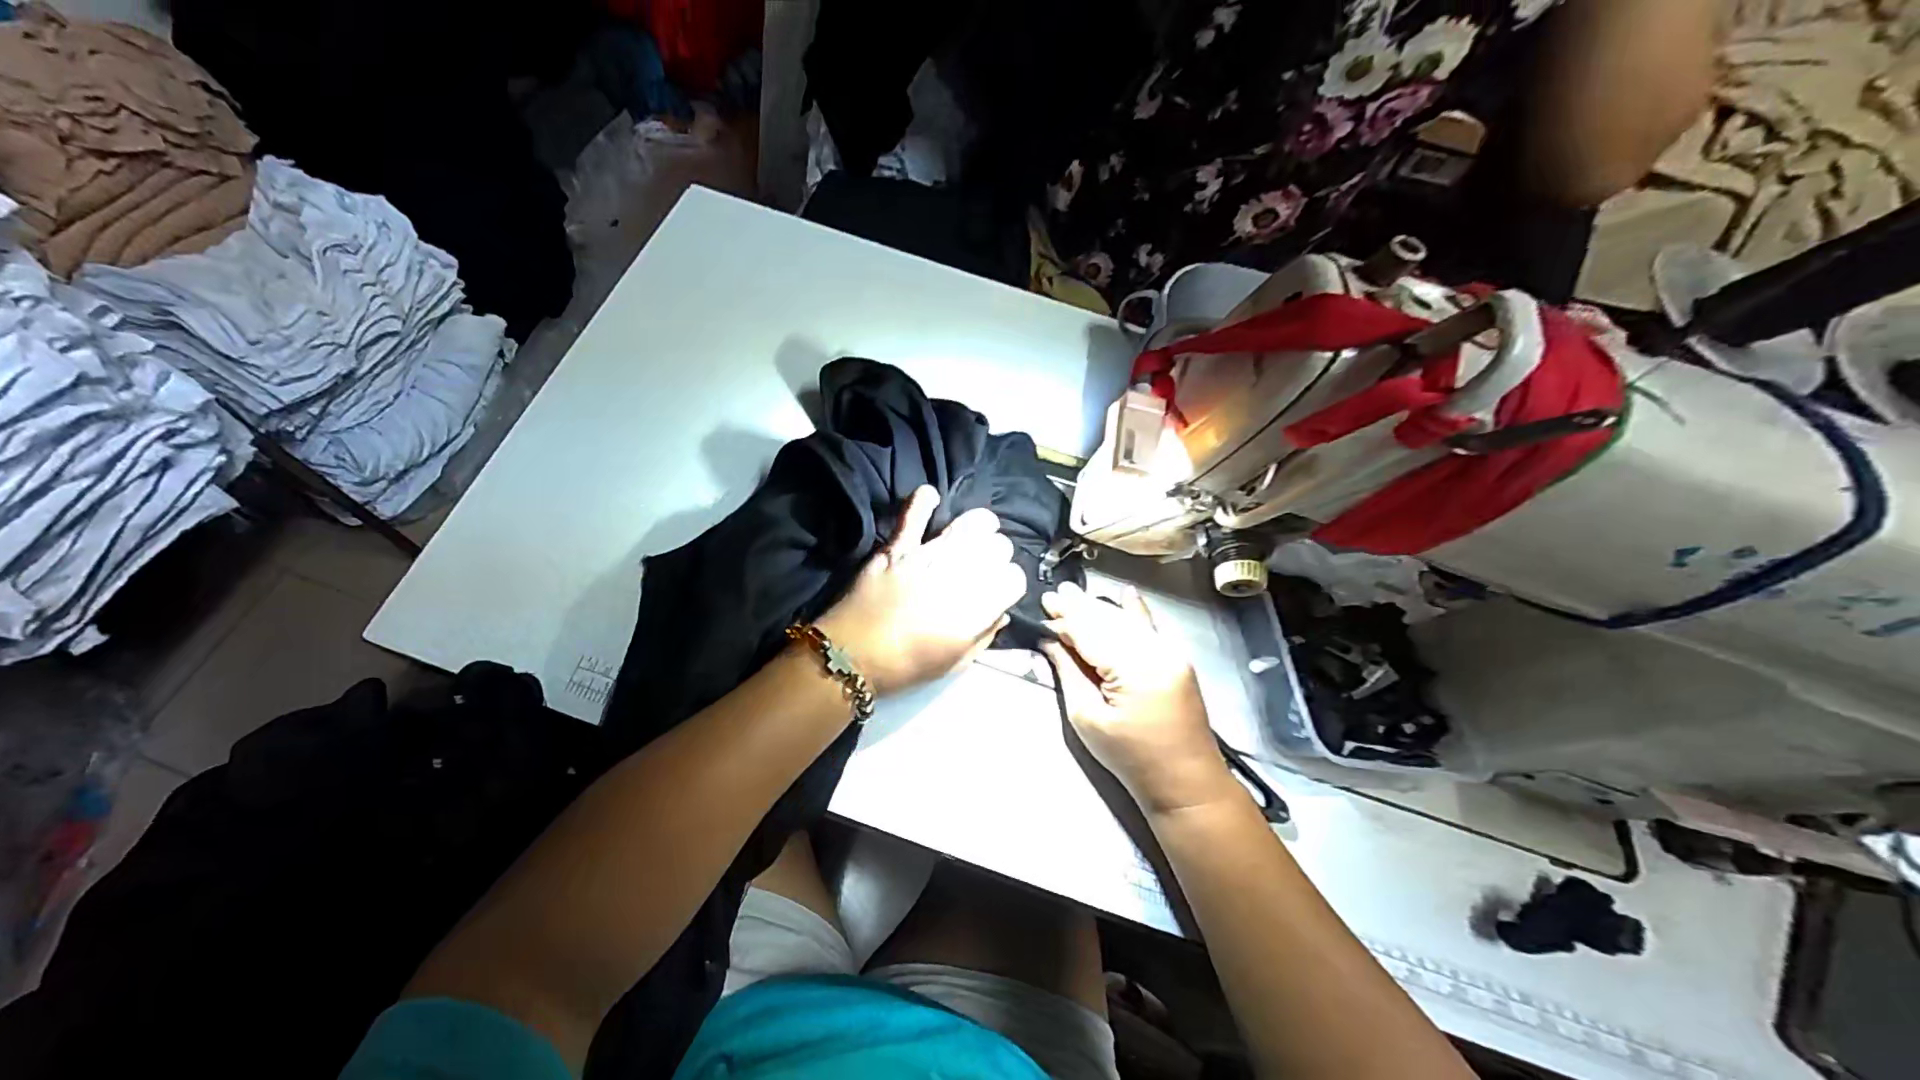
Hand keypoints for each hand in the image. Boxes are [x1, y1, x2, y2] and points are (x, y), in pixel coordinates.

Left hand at [816, 486, 1026, 695]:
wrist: (850, 657)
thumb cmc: (906, 667)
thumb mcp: (955, 663)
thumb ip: (983, 636)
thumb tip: (998, 613)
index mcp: (978, 607)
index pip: (1014, 578)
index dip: (1010, 583)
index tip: (1000, 590)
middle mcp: (961, 575)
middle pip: (998, 547)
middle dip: (997, 555)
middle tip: (986, 565)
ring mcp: (928, 556)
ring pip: (970, 525)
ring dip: (979, 526)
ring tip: (977, 530)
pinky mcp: (898, 547)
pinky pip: (915, 513)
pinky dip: (924, 501)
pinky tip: (931, 497)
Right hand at [1041, 582, 1235, 814]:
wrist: (1186, 783)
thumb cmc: (1132, 759)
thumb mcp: (1087, 719)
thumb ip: (1069, 673)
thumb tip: (1051, 641)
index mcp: (1132, 668)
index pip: (1090, 633)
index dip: (1065, 619)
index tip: (1044, 605)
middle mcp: (1156, 652)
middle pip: (1109, 622)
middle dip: (1080, 610)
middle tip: (1052, 598)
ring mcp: (1171, 654)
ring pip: (1128, 622)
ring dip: (1100, 611)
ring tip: (1073, 597)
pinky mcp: (1178, 660)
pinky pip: (1150, 629)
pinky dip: (1135, 613)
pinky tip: (1126, 594)